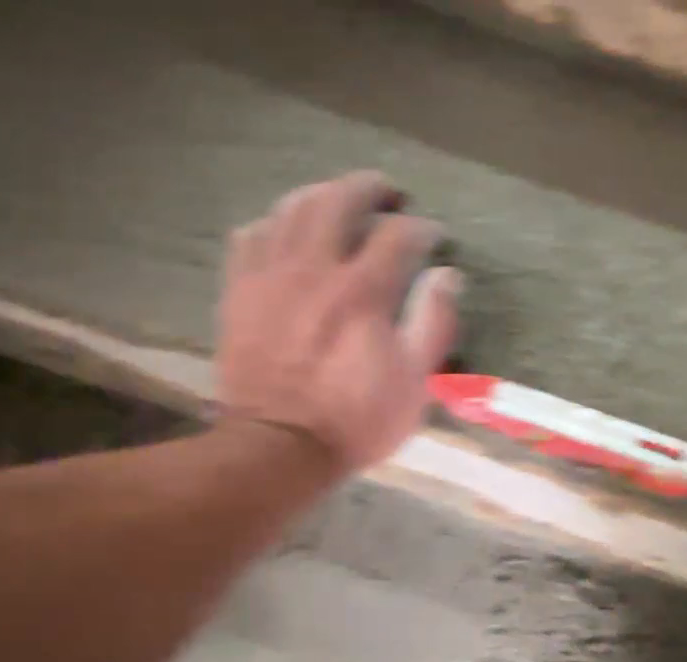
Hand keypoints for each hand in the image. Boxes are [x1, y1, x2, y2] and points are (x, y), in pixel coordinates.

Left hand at [216, 172, 458, 471]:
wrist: (279, 446)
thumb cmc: (357, 419)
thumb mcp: (415, 381)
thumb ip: (433, 321)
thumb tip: (447, 275)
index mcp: (362, 291)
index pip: (398, 234)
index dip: (422, 228)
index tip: (435, 236)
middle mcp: (314, 269)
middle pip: (339, 200)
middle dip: (370, 189)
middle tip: (389, 196)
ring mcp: (270, 275)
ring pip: (292, 207)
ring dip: (323, 195)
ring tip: (341, 202)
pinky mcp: (239, 290)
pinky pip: (252, 234)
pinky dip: (275, 223)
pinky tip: (288, 234)